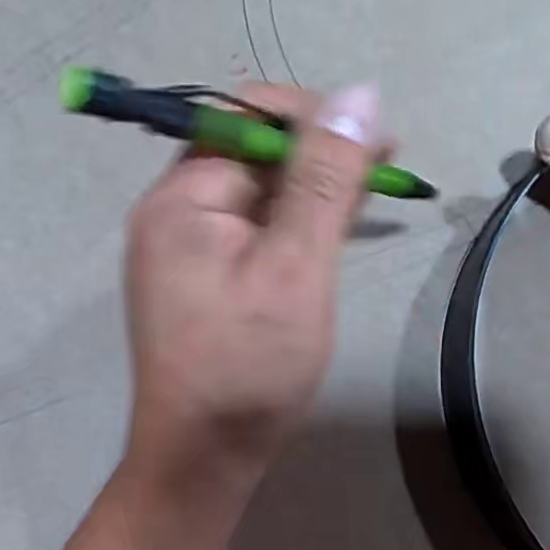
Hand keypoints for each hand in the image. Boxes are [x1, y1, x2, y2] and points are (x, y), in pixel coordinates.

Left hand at [122, 82, 381, 488]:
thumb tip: (359, 92)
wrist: (201, 457)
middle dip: (313, 154)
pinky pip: (246, 230)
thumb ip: (324, 180)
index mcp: (179, 200)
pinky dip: (287, 225)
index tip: (377, 139)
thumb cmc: (247, 368)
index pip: (244, 120)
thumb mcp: (294, 268)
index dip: (312, 117)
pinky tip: (324, 235)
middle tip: (380, 173)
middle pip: (246, 152)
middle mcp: (169, 214)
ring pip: (252, 193)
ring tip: (361, 204)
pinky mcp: (197, 279)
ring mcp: (179, 249)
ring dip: (306, 190)